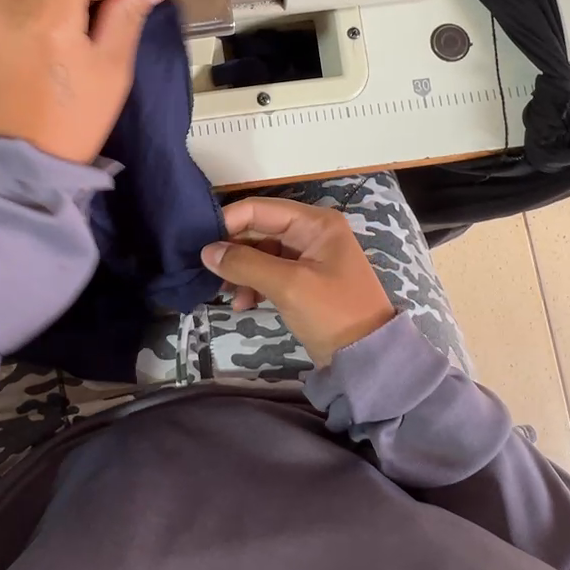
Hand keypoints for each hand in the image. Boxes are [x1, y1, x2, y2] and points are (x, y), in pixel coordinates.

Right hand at [201, 197, 395, 366]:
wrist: (370, 360)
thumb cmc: (333, 313)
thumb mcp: (289, 286)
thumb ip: (246, 264)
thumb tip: (206, 251)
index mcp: (315, 223)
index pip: (260, 209)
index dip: (228, 222)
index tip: (199, 243)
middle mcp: (312, 232)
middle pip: (259, 229)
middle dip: (232, 250)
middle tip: (206, 271)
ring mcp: (309, 257)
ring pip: (261, 253)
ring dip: (241, 271)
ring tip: (224, 293)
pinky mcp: (304, 281)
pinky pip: (270, 273)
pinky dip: (253, 285)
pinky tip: (242, 304)